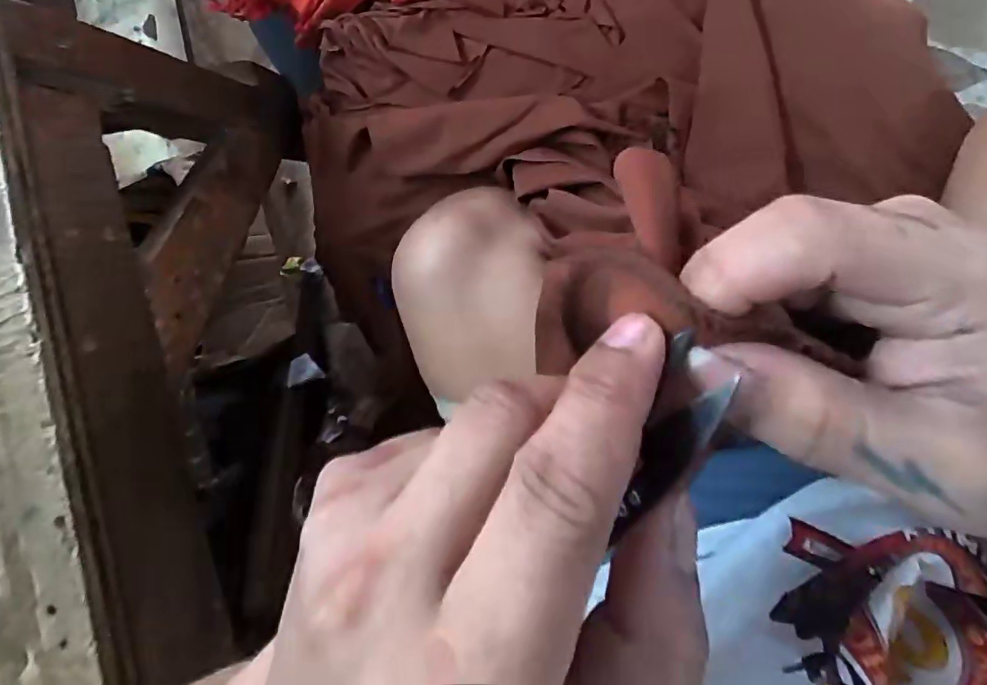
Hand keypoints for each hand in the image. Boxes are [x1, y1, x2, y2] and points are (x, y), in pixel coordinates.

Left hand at [234, 313, 707, 684]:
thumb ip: (654, 613)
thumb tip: (665, 475)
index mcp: (471, 659)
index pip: (551, 488)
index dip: (605, 401)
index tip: (643, 335)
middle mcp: (388, 575)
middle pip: (495, 423)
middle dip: (562, 398)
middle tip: (602, 424)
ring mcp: (340, 528)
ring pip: (455, 423)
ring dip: (509, 438)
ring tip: (520, 502)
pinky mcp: (320, 500)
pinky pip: (414, 440)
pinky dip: (458, 457)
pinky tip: (459, 513)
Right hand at [680, 195, 986, 540]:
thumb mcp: (928, 469)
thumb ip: (814, 419)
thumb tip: (697, 367)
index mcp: (959, 270)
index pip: (811, 233)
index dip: (730, 270)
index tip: (690, 339)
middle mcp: (917, 225)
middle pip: (779, 232)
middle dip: (726, 295)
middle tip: (710, 364)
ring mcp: (886, 225)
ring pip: (768, 241)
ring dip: (737, 301)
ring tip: (746, 363)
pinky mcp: (861, 241)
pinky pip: (778, 256)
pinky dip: (754, 301)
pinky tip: (770, 345)